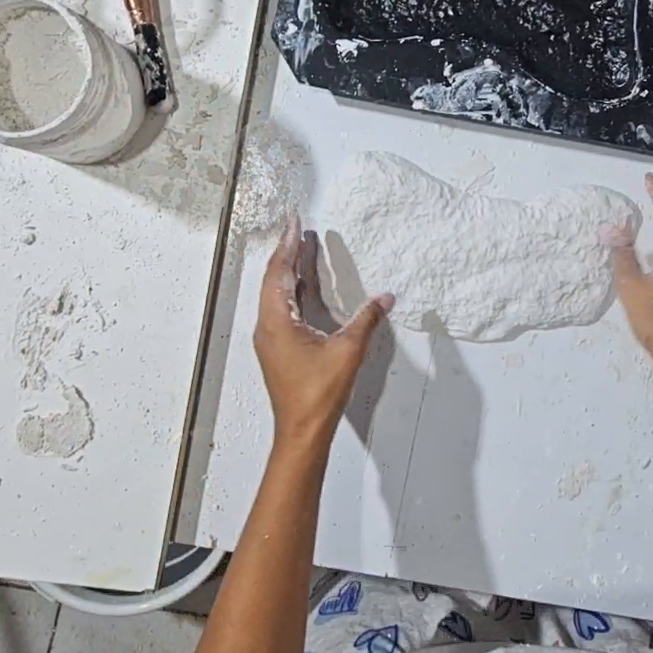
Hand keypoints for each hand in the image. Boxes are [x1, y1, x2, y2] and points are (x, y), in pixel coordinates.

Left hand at [253, 219, 392, 447]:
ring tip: (303, 247)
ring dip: (290, 269)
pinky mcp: (278, 348)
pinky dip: (294, 290)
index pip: (280, 271)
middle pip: (275, 278)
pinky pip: (282, 308)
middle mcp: (267, 326)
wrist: (302, 431)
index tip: (293, 220)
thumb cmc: (318, 394)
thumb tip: (385, 297)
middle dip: (288, 251)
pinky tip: (305, 284)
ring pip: (277, 293)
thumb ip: (367, 320)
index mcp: (276, 321)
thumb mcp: (348, 352)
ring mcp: (271, 338)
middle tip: (298, 227)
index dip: (287, 244)